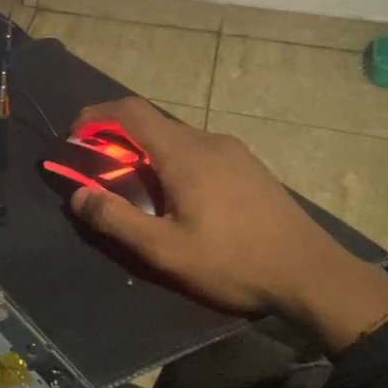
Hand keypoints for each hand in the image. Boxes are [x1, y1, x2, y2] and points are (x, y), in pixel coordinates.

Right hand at [66, 97, 387, 350]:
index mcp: (184, 153)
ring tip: (133, 190)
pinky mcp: (250, 168)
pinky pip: (198, 151)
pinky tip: (175, 198)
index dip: (95, 116)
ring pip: (175, 138)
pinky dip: (170, 161)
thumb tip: (77, 195)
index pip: (130, 111)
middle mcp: (208, 141)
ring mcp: (234, 152)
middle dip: (116, 139)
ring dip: (144, 152)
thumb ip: (115, 219)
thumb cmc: (233, 261)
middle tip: (97, 171)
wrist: (313, 276)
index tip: (74, 137)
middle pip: (151, 123)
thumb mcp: (163, 249)